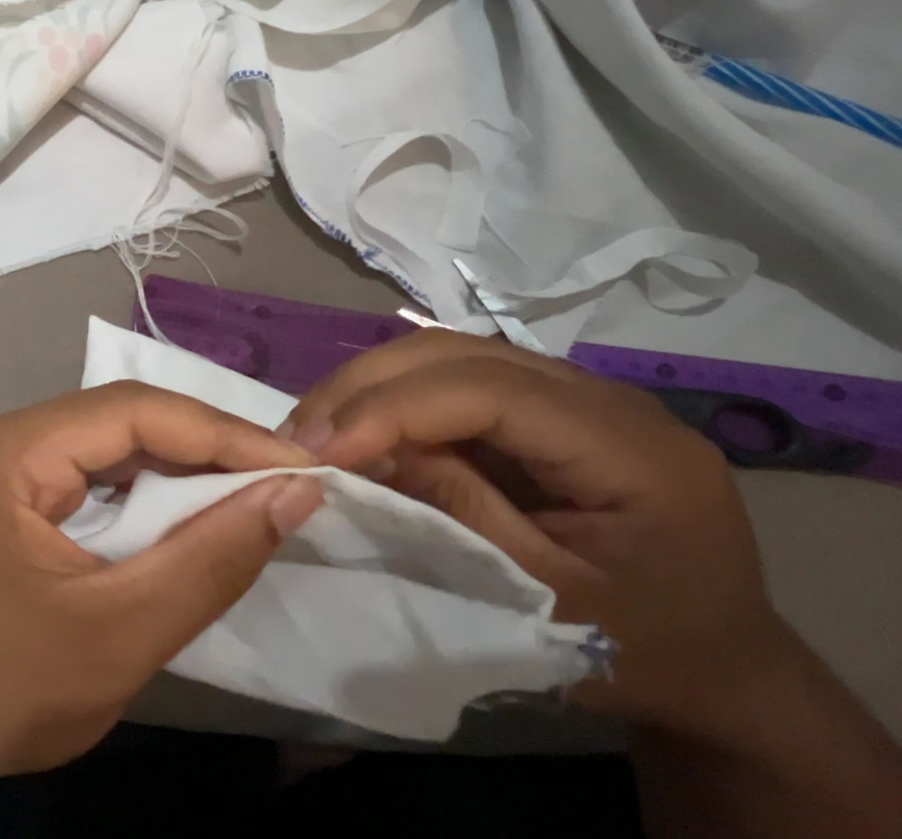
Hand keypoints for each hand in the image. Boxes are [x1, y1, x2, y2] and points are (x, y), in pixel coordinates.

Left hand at [0, 381, 325, 788]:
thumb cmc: (11, 689)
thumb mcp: (124, 631)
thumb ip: (212, 557)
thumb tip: (295, 491)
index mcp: (4, 453)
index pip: (129, 411)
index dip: (222, 433)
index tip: (303, 464)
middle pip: (116, 419)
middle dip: (204, 449)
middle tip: (286, 481)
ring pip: (105, 444)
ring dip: (177, 469)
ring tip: (252, 494)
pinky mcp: (1, 493)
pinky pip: (85, 473)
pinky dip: (141, 492)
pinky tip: (188, 512)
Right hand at [279, 329, 789, 741]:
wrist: (721, 667)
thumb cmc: (642, 651)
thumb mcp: (545, 602)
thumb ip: (461, 514)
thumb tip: (366, 452)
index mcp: (633, 452)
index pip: (491, 391)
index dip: (394, 409)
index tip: (317, 451)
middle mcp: (609, 401)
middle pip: (462, 352)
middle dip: (367, 386)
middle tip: (298, 437)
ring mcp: (577, 397)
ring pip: (450, 353)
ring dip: (371, 384)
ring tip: (314, 430)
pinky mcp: (546, 410)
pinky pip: (455, 379)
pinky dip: (393, 398)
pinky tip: (357, 429)